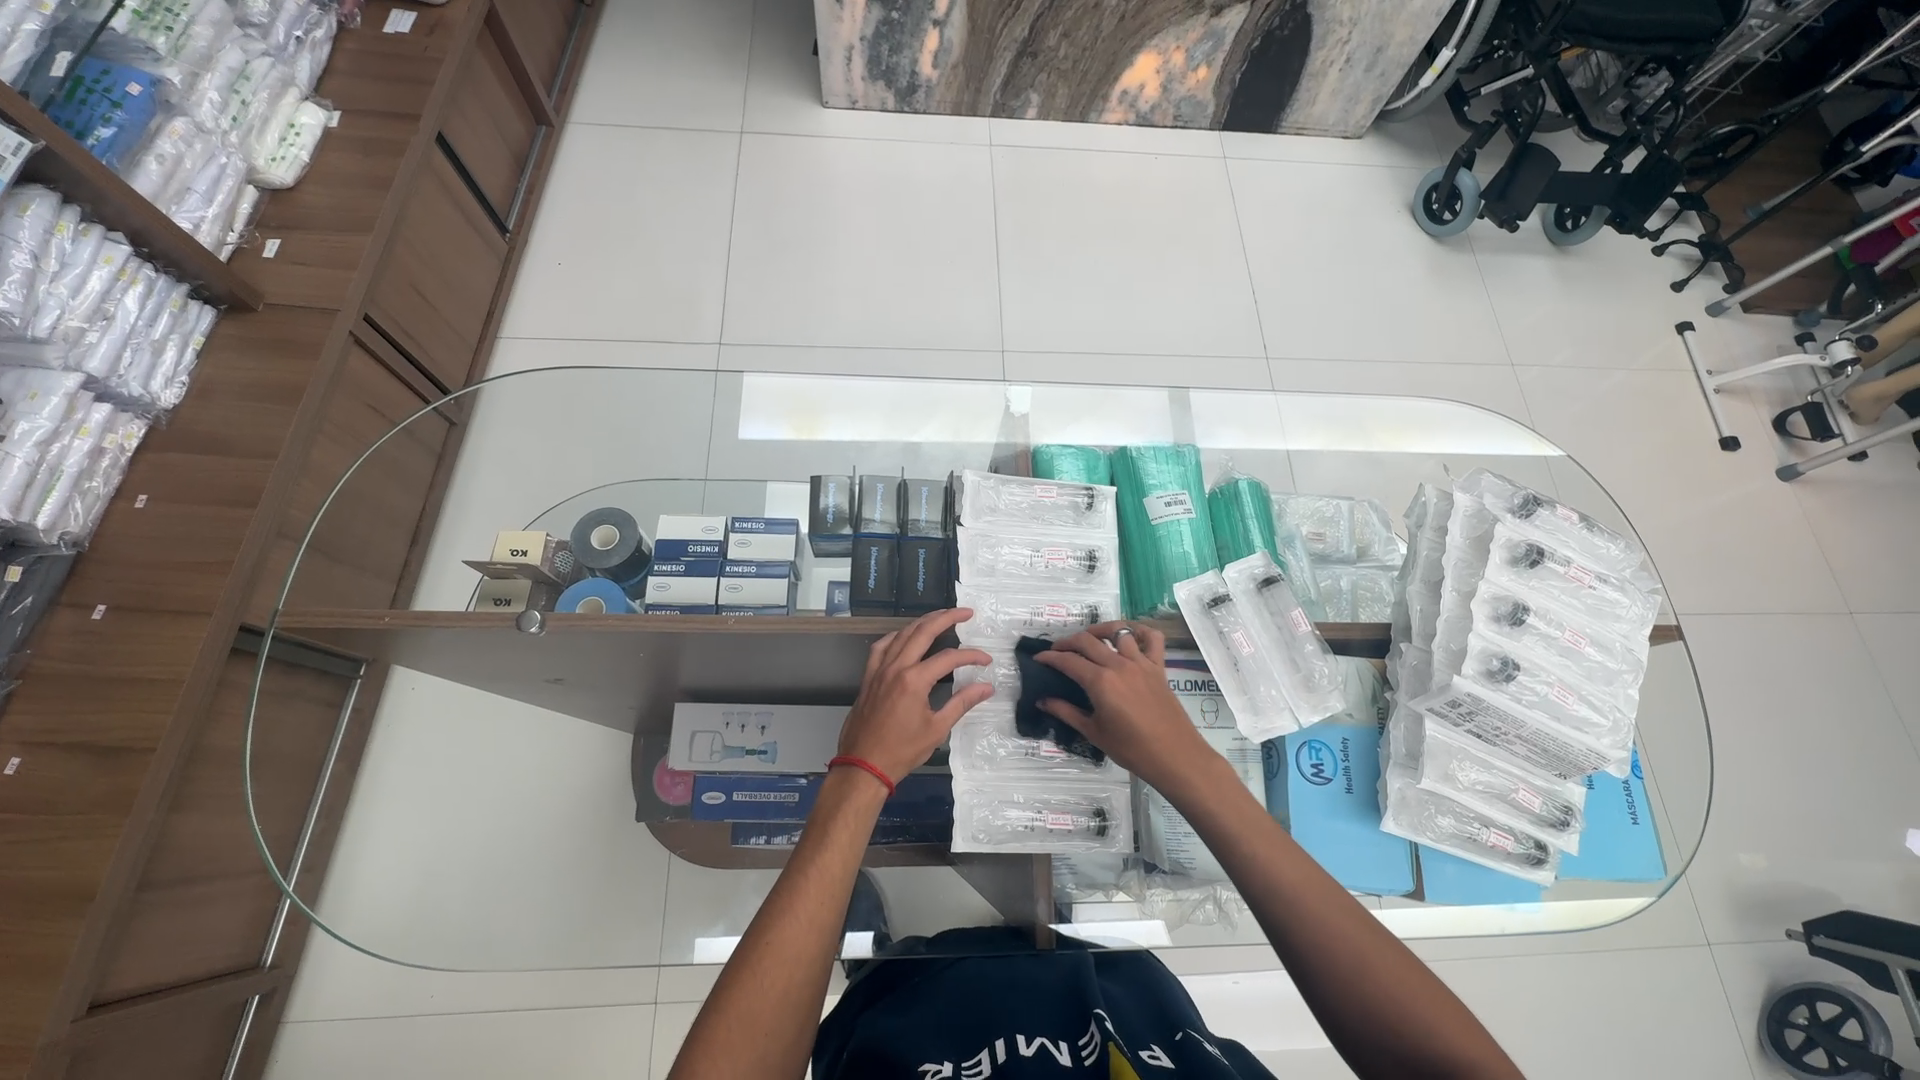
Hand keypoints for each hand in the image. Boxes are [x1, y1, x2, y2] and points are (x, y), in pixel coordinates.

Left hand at [838, 608, 994, 784]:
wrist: (863, 765)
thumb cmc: (902, 750)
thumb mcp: (937, 729)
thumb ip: (962, 703)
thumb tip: (987, 688)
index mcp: (914, 680)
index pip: (949, 658)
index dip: (971, 656)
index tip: (986, 660)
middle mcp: (896, 667)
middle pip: (923, 631)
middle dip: (946, 617)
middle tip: (965, 612)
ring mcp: (879, 670)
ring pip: (901, 634)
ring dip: (922, 622)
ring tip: (941, 617)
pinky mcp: (869, 677)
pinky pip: (882, 647)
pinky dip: (896, 636)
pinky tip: (905, 636)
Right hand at [1034, 622, 1219, 793]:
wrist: (1174, 756)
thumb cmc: (1131, 749)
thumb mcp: (1093, 732)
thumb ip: (1066, 712)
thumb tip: (1042, 701)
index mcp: (1100, 682)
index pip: (1068, 661)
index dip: (1049, 658)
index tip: (1038, 659)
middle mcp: (1119, 665)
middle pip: (1087, 640)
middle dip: (1067, 642)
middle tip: (1056, 652)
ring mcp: (1141, 662)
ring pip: (1117, 631)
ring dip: (1098, 631)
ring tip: (1089, 640)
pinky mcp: (1159, 667)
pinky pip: (1152, 638)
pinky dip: (1140, 631)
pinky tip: (1129, 636)